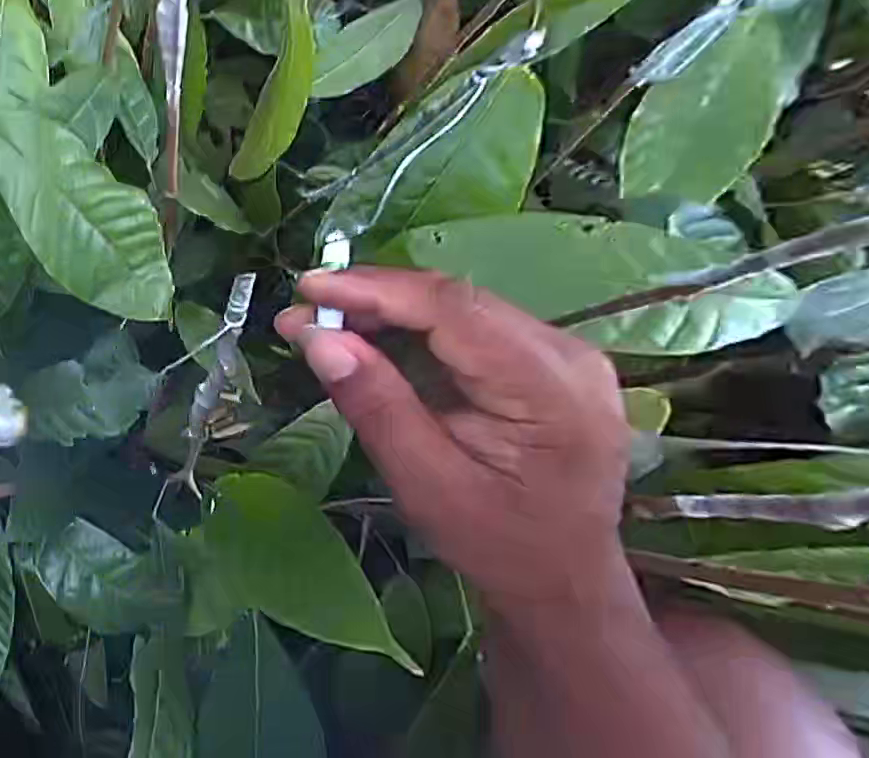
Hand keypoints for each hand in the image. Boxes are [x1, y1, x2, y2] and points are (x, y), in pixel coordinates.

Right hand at [276, 267, 629, 606]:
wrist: (562, 579)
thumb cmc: (497, 544)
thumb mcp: (425, 483)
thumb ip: (374, 403)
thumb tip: (316, 336)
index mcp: (550, 389)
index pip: (452, 310)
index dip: (374, 290)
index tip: (308, 289)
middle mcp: (564, 353)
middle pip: (452, 299)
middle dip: (369, 297)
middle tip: (303, 313)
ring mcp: (557, 349)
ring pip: (452, 303)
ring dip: (382, 307)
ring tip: (324, 323)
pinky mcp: (539, 354)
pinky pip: (460, 321)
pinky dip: (405, 323)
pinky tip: (366, 334)